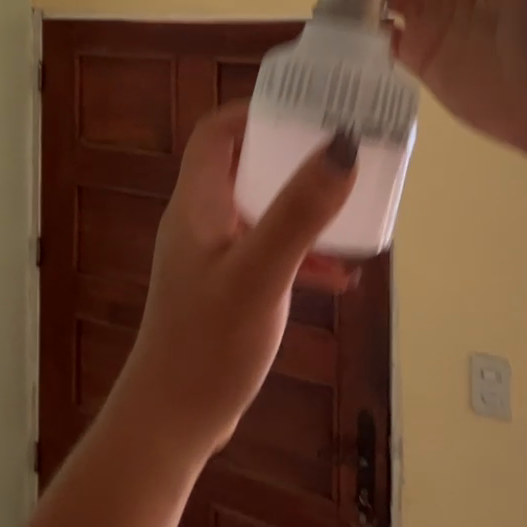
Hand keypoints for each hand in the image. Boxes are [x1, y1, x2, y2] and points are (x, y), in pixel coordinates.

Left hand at [106, 102, 357, 455]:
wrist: (175, 415)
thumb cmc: (211, 340)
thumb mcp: (261, 273)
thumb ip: (300, 213)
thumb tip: (341, 145)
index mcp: (197, 203)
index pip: (216, 133)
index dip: (255, 113)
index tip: (305, 111)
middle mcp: (199, 219)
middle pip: (243, 166)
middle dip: (290, 158)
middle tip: (339, 156)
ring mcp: (209, 254)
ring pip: (259, 210)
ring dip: (301, 208)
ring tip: (350, 213)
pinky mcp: (224, 286)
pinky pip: (265, 251)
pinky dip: (298, 254)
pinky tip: (339, 278)